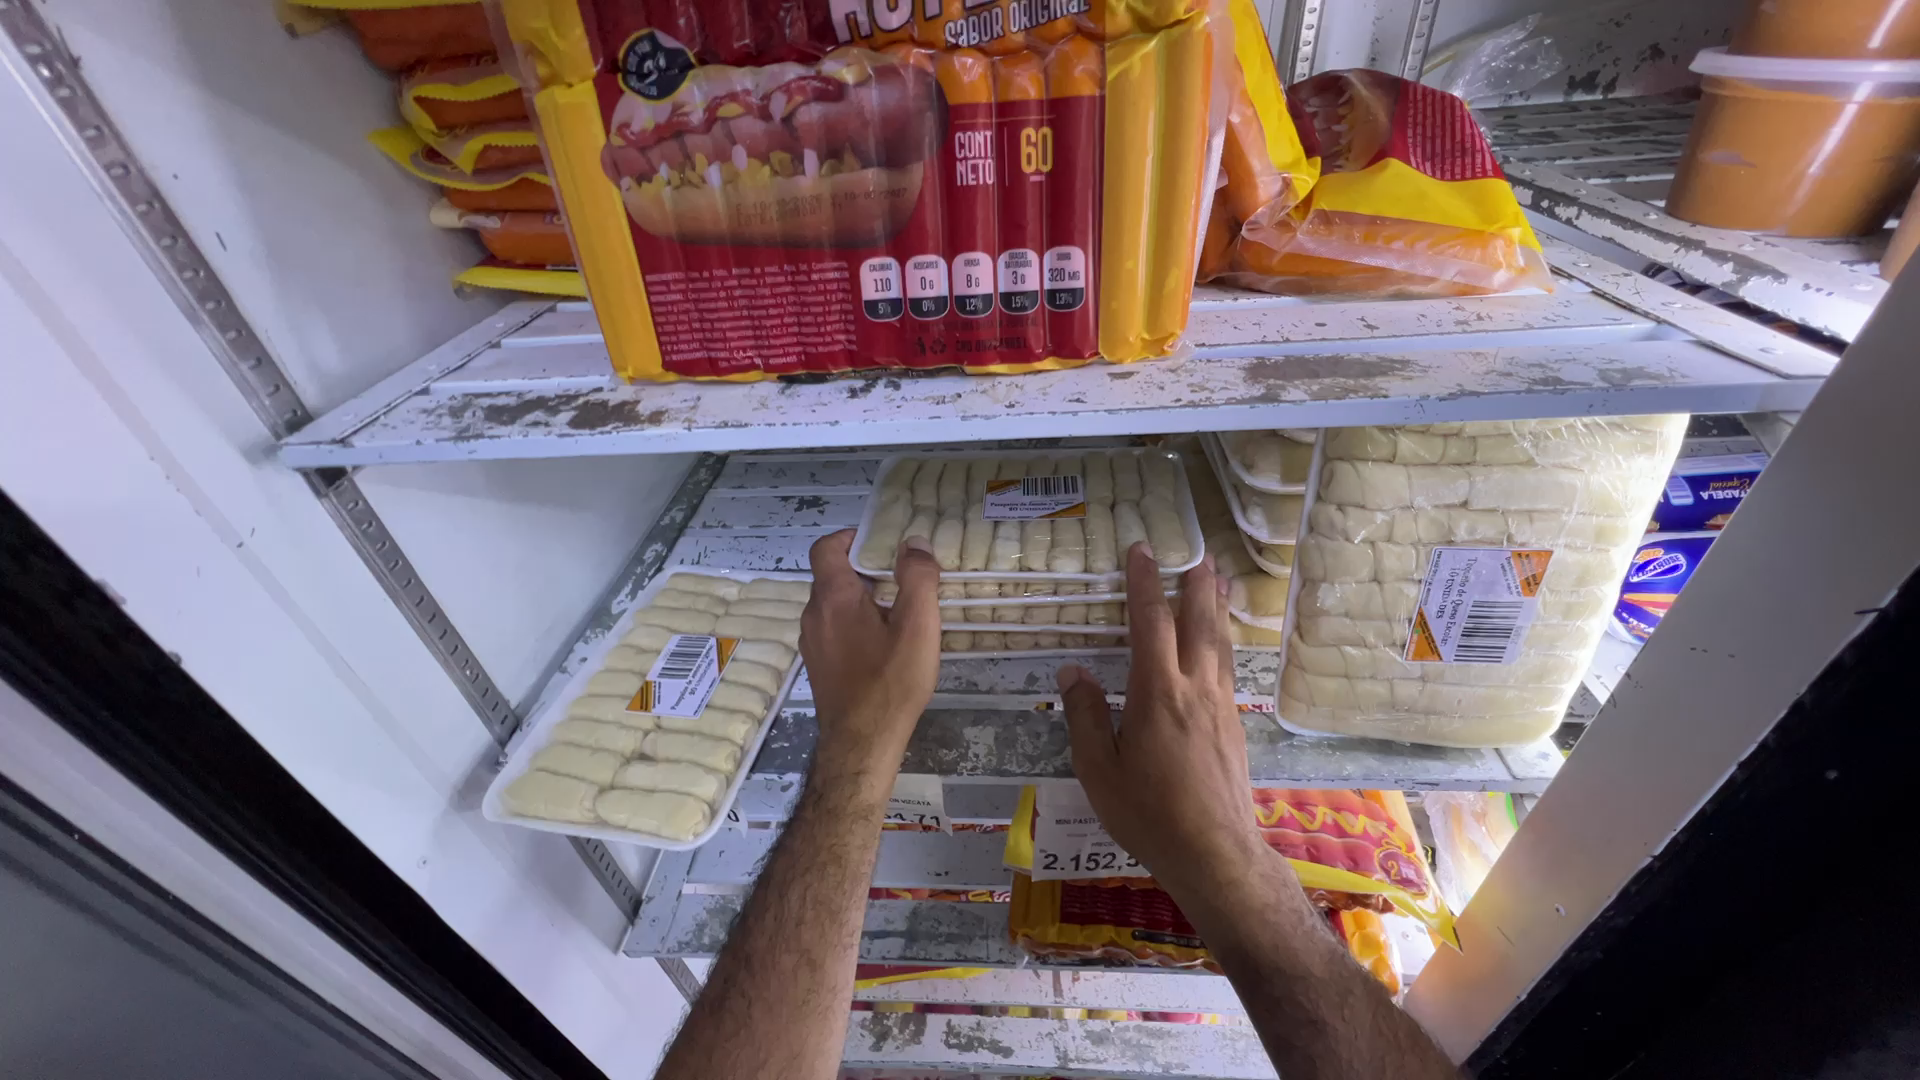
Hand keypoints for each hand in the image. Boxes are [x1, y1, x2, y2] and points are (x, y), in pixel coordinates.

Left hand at [800, 529, 941, 773]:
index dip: (850, 537)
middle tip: (900, 577)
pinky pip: (833, 629)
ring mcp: (812, 643)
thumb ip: (917, 578)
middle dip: (864, 569)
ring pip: (832, 604)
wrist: (862, 743)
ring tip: (896, 610)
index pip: (827, 548)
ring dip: (859, 598)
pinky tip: (882, 643)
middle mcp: (814, 615)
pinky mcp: (818, 665)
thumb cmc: (891, 681)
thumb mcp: (916, 625)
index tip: (880, 542)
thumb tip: (914, 543)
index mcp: (833, 597)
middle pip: (831, 576)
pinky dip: (854, 623)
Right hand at [1057, 542, 1273, 905]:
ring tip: (1219, 580)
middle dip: (1195, 585)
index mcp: (1158, 693)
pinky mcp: (1233, 726)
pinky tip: (1221, 643)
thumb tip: (1072, 671)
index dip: (1145, 584)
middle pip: (1198, 623)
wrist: (1215, 855)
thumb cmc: (1148, 814)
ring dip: (1216, 607)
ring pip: (1220, 643)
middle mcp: (1195, 689)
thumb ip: (1085, 716)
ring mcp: (1220, 707)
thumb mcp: (1099, 770)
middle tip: (1198, 552)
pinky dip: (1223, 640)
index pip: (1150, 623)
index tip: (1142, 551)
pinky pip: (1228, 667)